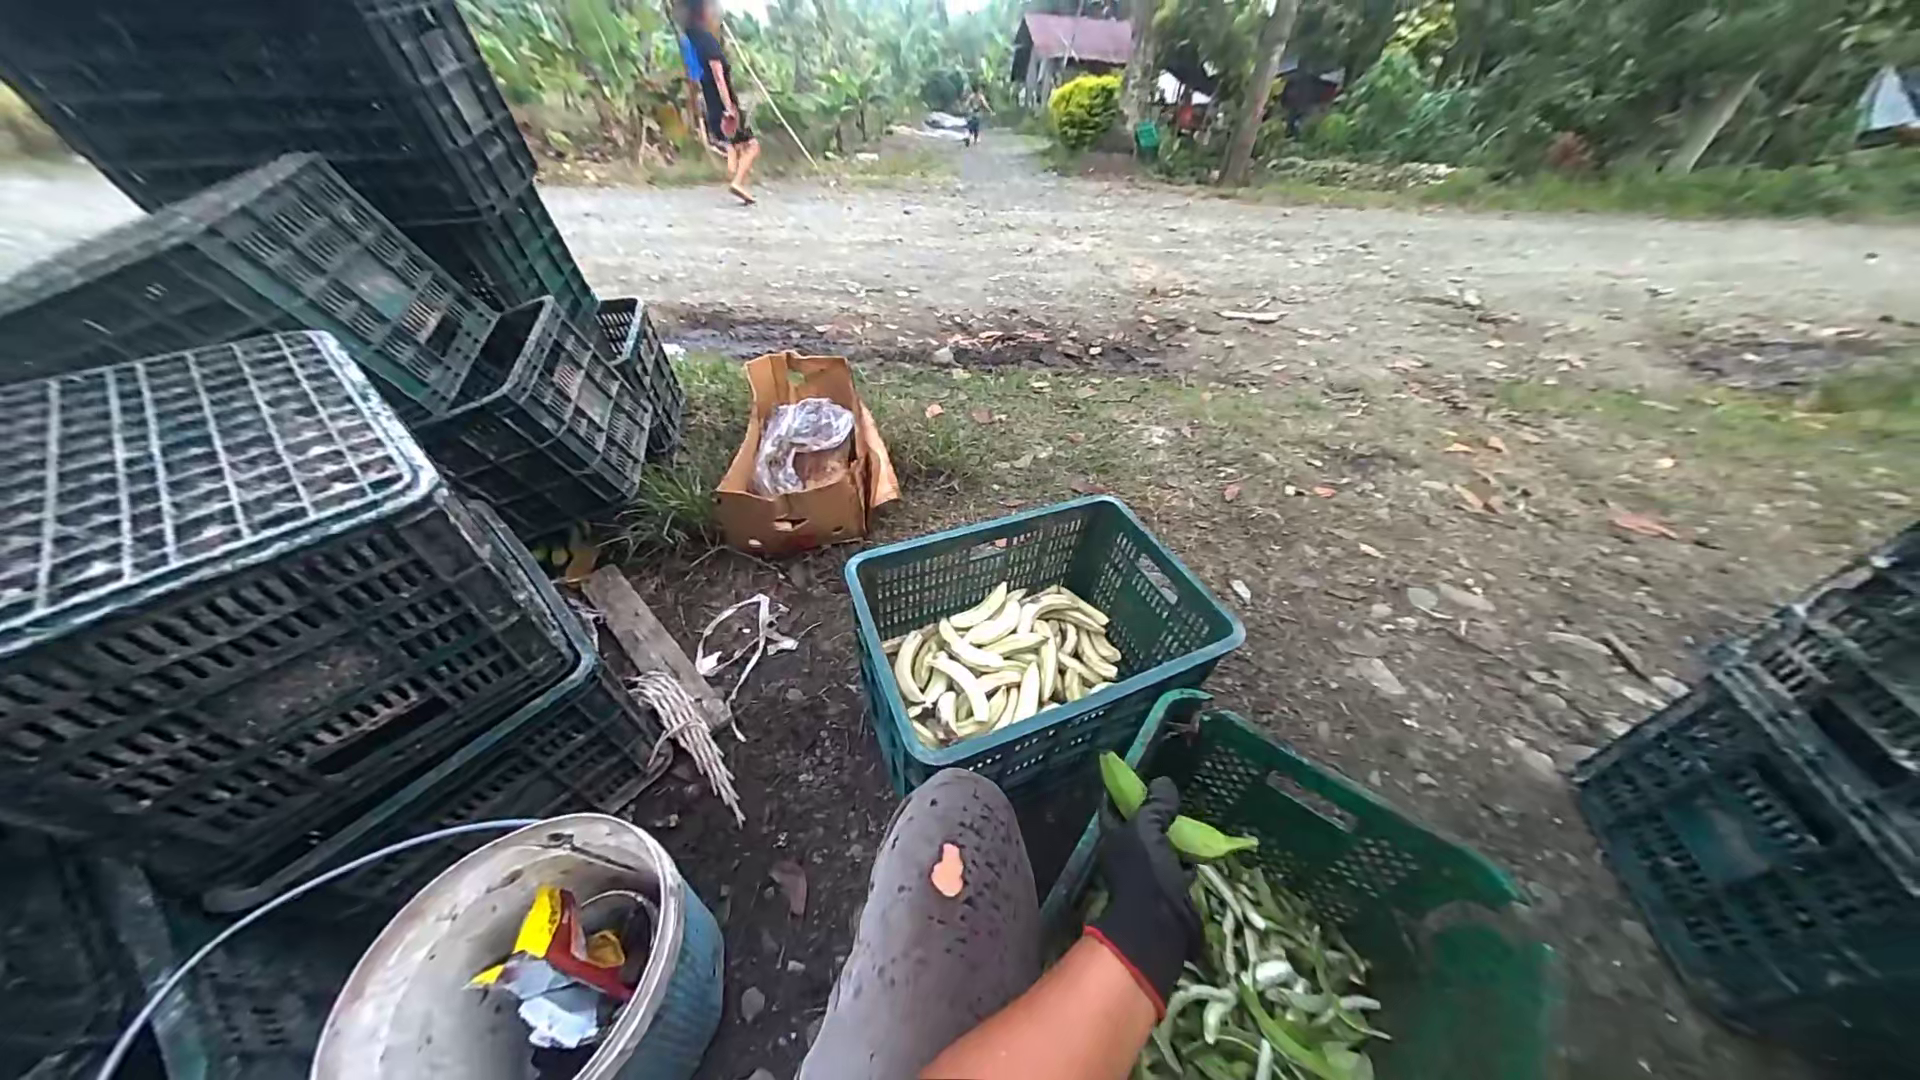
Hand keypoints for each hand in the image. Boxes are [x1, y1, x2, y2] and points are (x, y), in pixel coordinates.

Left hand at [1085, 776, 1200, 1015]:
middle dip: (1151, 811)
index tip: (1134, 775)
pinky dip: (1186, 856)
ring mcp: (1145, 871)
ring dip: (1171, 834)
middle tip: (1169, 796)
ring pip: (1158, 844)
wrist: (1159, 926)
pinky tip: (1199, 847)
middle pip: (1137, 824)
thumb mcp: (1148, 830)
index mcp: (1113, 835)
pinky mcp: (1166, 887)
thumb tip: (1163, 782)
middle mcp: (1125, 851)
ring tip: (1187, 817)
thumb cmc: (1145, 872)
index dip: (1119, 790)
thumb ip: (1155, 806)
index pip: (1111, 805)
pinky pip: (1176, 865)